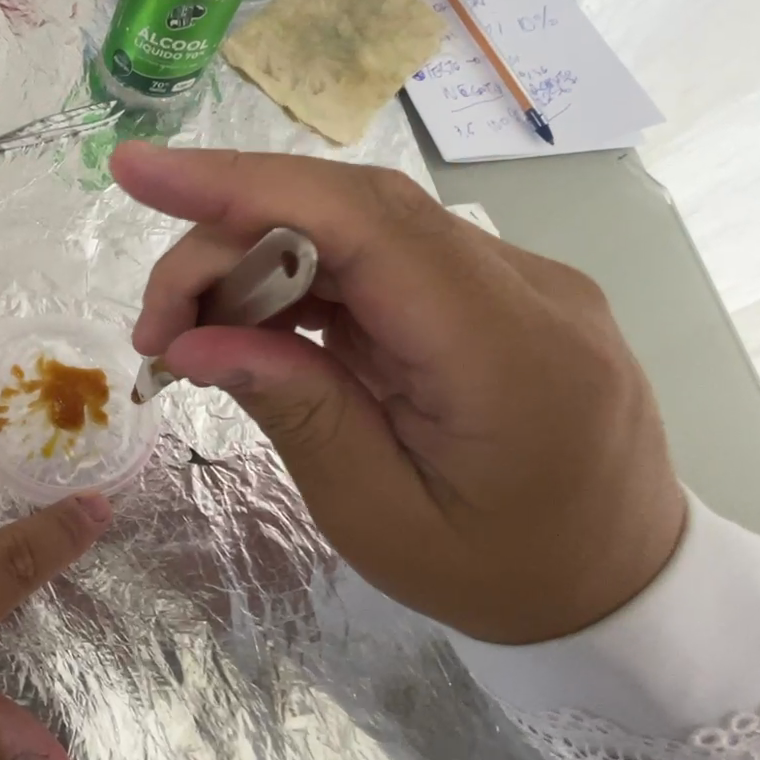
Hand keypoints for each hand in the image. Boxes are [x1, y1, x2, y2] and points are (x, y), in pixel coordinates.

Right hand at [112, 143, 685, 645]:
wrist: (621, 586)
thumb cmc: (499, 574)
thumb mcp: (374, 514)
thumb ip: (293, 411)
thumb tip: (193, 340)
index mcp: (505, 351)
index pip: (360, 222)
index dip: (240, 187)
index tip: (139, 173)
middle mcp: (519, 286)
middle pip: (342, 212)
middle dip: (220, 243)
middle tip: (152, 328)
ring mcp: (508, 281)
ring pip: (346, 227)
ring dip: (246, 265)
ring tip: (184, 334)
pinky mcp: (481, 293)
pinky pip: (367, 259)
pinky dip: (286, 281)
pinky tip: (244, 326)